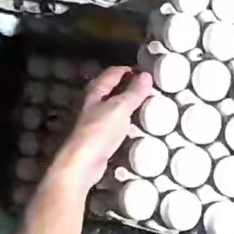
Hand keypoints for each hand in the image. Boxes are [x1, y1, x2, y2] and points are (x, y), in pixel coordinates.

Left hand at [44, 67, 153, 193]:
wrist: (82, 162)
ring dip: (129, 103)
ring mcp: (94, 118)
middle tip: (151, 90)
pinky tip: (137, 125)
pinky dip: (126, 119)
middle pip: (113, 87)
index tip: (149, 75)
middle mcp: (92, 100)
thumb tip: (146, 75)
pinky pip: (115, 120)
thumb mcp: (120, 108)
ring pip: (114, 104)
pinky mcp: (98, 134)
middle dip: (131, 86)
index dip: (131, 70)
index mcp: (96, 89)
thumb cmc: (99, 131)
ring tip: (148, 106)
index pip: (114, 72)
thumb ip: (134, 92)